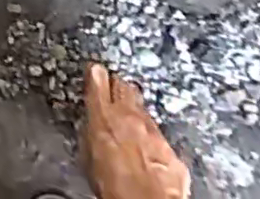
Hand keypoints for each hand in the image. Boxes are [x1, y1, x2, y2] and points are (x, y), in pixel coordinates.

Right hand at [82, 63, 190, 198]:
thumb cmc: (113, 186)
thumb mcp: (88, 154)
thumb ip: (90, 130)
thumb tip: (92, 125)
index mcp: (103, 114)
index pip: (97, 76)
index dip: (96, 74)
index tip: (95, 73)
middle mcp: (129, 116)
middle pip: (124, 85)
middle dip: (118, 88)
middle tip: (114, 96)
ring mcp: (154, 132)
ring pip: (144, 110)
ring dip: (136, 115)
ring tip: (132, 130)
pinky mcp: (172, 150)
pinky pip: (160, 138)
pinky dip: (153, 142)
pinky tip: (149, 156)